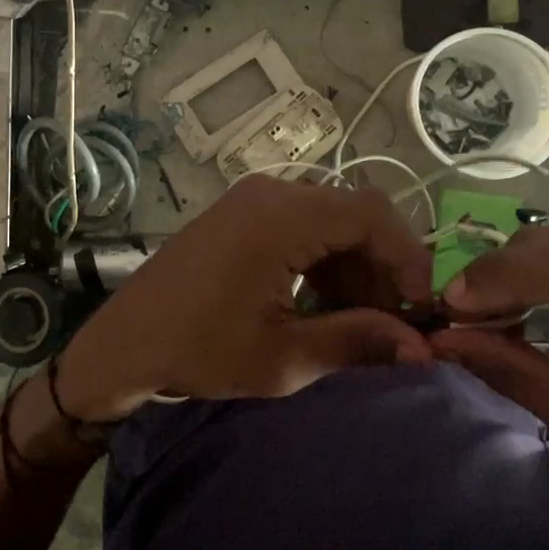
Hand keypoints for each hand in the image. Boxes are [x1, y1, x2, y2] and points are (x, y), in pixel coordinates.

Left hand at [56, 177, 433, 420]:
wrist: (125, 341)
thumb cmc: (200, 349)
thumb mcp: (283, 357)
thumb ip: (356, 342)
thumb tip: (423, 347)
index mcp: (281, 216)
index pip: (373, 215)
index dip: (408, 258)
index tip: (422, 310)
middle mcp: (271, 192)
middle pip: (354, 212)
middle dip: (381, 266)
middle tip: (389, 323)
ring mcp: (252, 198)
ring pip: (330, 218)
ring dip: (353, 264)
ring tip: (354, 321)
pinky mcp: (241, 212)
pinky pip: (301, 223)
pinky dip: (322, 258)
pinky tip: (319, 303)